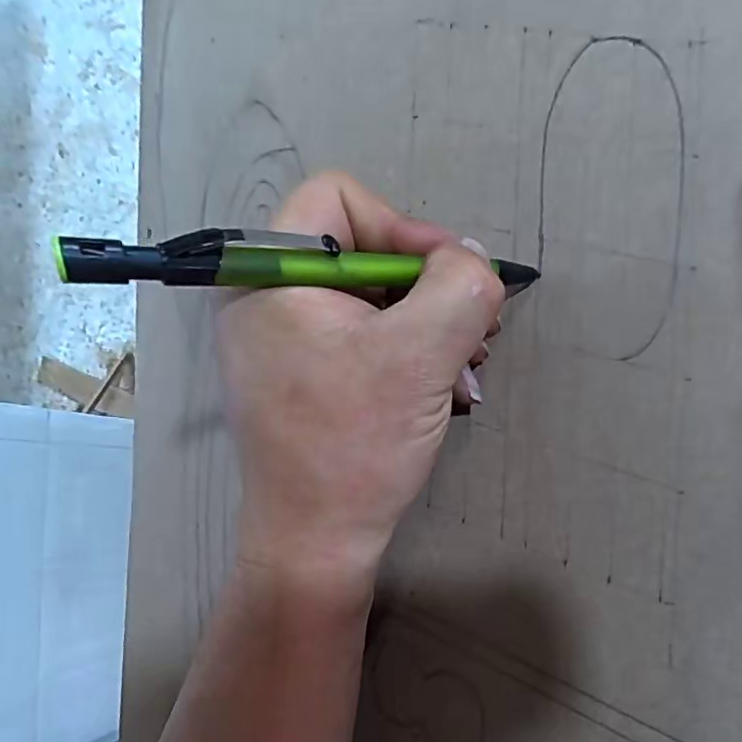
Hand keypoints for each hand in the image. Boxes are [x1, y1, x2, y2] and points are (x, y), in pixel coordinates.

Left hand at [216, 172, 504, 583]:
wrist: (315, 542)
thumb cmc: (355, 447)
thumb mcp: (421, 355)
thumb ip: (461, 286)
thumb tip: (470, 260)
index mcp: (268, 277)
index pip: (339, 199)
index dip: (403, 227)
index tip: (446, 279)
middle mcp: (265, 301)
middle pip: (363, 254)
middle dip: (429, 291)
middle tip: (476, 333)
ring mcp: (282, 344)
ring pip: (372, 303)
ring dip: (430, 330)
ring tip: (466, 372)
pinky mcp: (302, 380)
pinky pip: (362, 342)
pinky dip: (408, 359)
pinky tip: (443, 394)